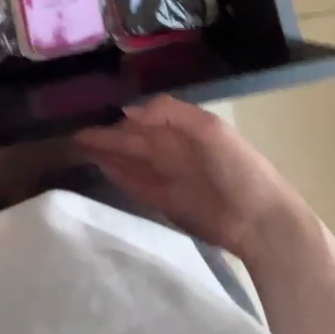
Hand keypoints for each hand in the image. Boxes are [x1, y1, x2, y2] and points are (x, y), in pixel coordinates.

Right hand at [74, 96, 307, 259]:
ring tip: (78, 147)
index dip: (117, 117)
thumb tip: (129, 113)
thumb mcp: (209, 128)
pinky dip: (118, 176)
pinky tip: (100, 168)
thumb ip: (169, 113)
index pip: (141, 120)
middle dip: (104, 136)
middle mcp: (171, 151)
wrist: (262, 222)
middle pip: (131, 141)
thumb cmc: (239, 168)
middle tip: (72, 133)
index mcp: (181, 129)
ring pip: (129, 162)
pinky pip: (136, 186)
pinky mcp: (166, 204)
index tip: (88, 111)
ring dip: (107, 154)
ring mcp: (167, 178)